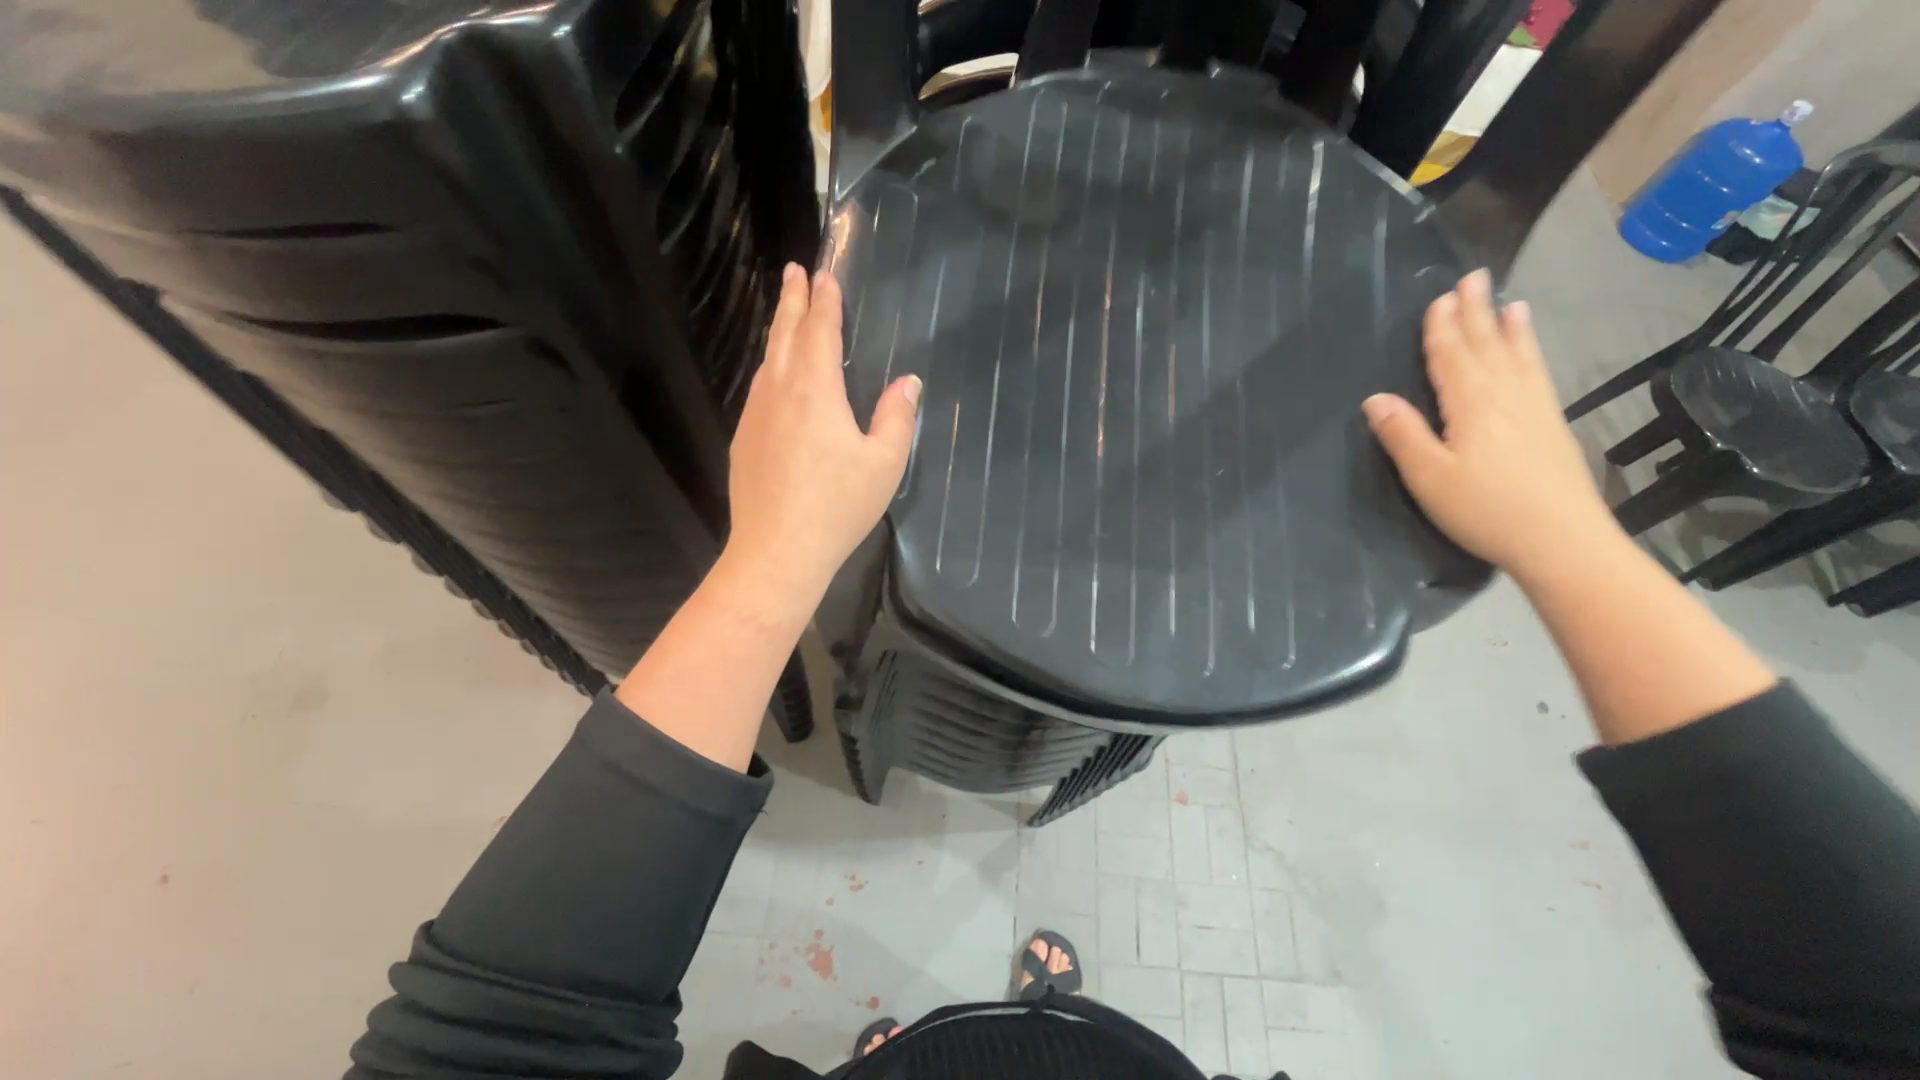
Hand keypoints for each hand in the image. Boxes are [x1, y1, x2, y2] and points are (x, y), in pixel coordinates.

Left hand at [720, 265, 920, 608]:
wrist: (776, 552)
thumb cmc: (837, 506)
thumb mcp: (884, 464)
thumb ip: (897, 417)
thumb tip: (908, 382)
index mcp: (815, 390)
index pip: (819, 330)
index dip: (825, 300)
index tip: (825, 273)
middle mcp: (779, 392)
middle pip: (784, 334)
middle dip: (792, 299)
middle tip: (795, 270)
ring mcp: (754, 416)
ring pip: (767, 361)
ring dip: (779, 332)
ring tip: (787, 315)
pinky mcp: (743, 441)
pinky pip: (759, 390)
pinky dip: (771, 368)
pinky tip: (777, 379)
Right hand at [1362, 270, 1619, 580]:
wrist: (1562, 540)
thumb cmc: (1486, 510)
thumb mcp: (1429, 478)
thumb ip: (1403, 435)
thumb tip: (1375, 399)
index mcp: (1470, 405)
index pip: (1451, 357)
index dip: (1442, 328)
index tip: (1439, 297)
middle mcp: (1505, 396)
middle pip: (1486, 346)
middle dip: (1476, 313)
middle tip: (1472, 278)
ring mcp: (1535, 409)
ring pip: (1517, 356)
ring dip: (1507, 327)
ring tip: (1506, 301)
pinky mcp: (1553, 425)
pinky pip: (1538, 374)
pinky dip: (1531, 353)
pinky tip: (1530, 350)